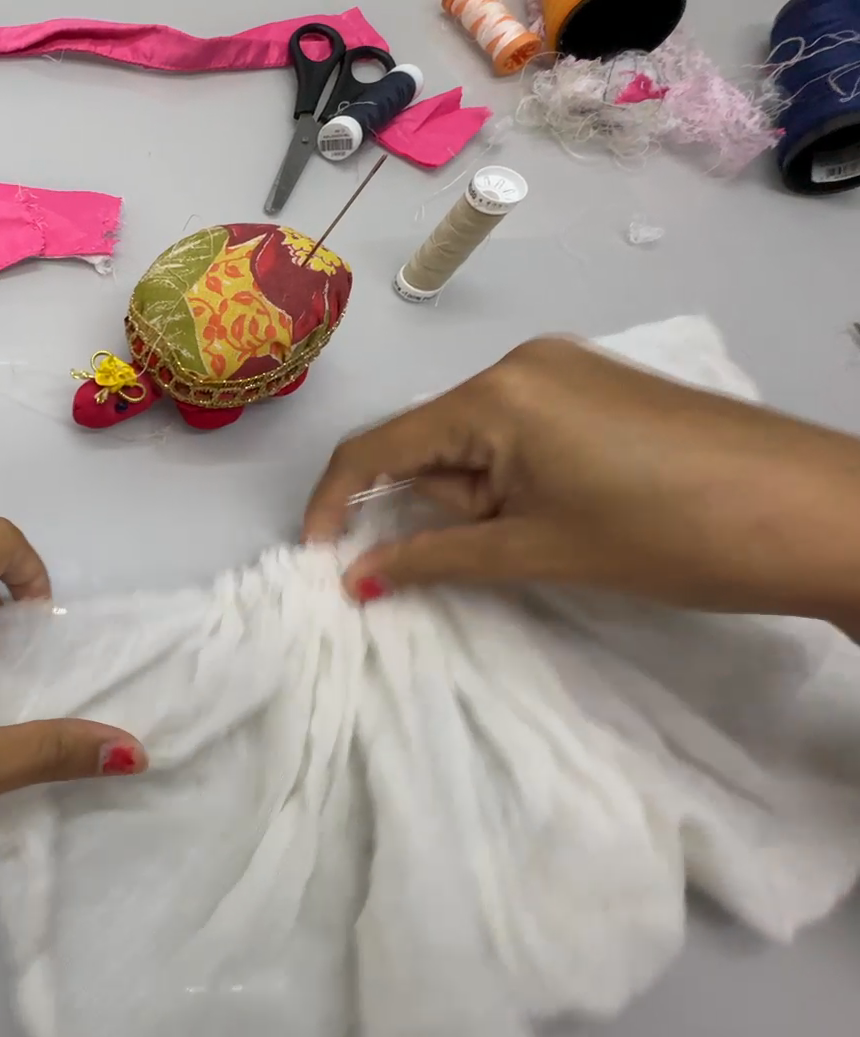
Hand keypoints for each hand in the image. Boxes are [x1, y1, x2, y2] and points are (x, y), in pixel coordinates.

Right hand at [303, 337, 859, 624]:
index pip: (377, 448)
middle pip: (424, 442)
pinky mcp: (590, 383)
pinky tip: (558, 499)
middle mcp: (517, 364)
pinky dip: (503, 472)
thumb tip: (354, 580)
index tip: (320, 553)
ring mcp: (559, 367)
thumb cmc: (673, 534)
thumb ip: (429, 558)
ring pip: (465, 438)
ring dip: (475, 490)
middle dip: (436, 500)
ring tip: (546, 523)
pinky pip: (507, 428)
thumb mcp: (534, 550)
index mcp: (495, 394)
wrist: (843, 518)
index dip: (334, 502)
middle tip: (498, 541)